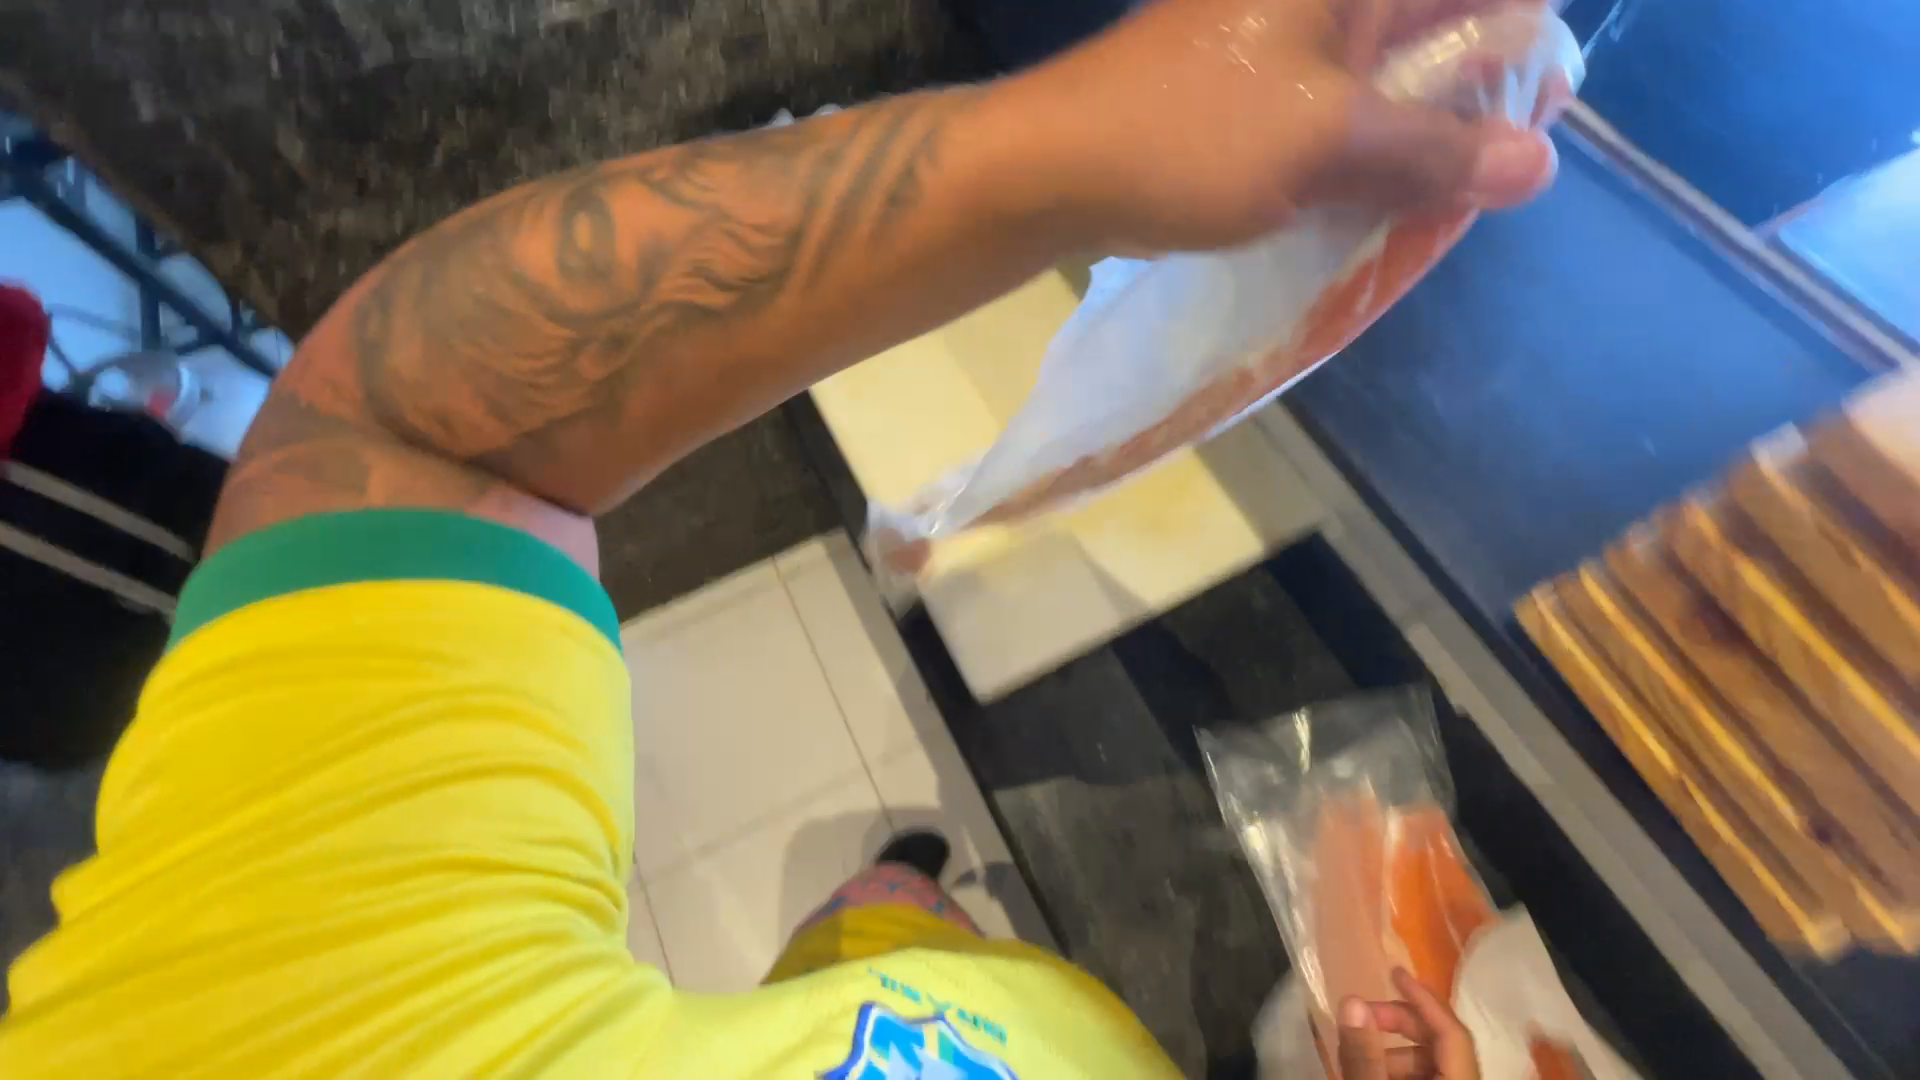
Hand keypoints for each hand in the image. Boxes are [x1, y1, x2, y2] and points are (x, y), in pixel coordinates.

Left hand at [1021, 0, 1567, 250]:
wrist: (1056, 169)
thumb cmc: (1189, 140)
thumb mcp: (1324, 143)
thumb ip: (1430, 151)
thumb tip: (1535, 165)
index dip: (1520, 46)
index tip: (1534, 116)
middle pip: (1431, 31)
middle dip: (1463, 102)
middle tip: (1480, 176)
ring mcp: (1275, 43)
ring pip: (1374, 82)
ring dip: (1406, 140)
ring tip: (1427, 201)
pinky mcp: (1242, 95)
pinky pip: (1321, 118)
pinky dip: (1349, 157)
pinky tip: (1363, 201)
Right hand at [1337, 967, 1480, 1079]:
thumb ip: (1364, 1053)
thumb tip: (1352, 999)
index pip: (1454, 1034)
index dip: (1424, 1000)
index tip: (1393, 971)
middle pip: (1441, 1043)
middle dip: (1399, 1021)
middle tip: (1361, 1013)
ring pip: (1430, 1061)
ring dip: (1391, 1046)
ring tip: (1356, 1045)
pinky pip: (1425, 1076)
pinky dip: (1395, 1066)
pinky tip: (1367, 1064)